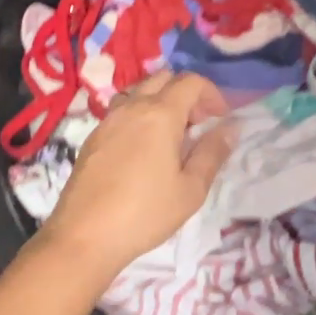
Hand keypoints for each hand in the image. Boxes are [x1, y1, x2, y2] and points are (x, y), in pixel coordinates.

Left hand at [37, 72, 236, 272]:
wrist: (85, 235)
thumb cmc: (145, 213)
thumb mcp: (191, 189)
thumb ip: (212, 153)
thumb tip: (231, 128)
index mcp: (160, 115)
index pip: (190, 82)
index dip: (211, 93)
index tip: (221, 118)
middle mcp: (131, 108)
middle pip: (162, 79)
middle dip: (186, 94)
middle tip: (198, 124)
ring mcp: (107, 121)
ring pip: (138, 92)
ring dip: (159, 102)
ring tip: (171, 135)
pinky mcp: (93, 138)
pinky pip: (121, 112)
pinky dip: (139, 116)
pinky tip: (144, 150)